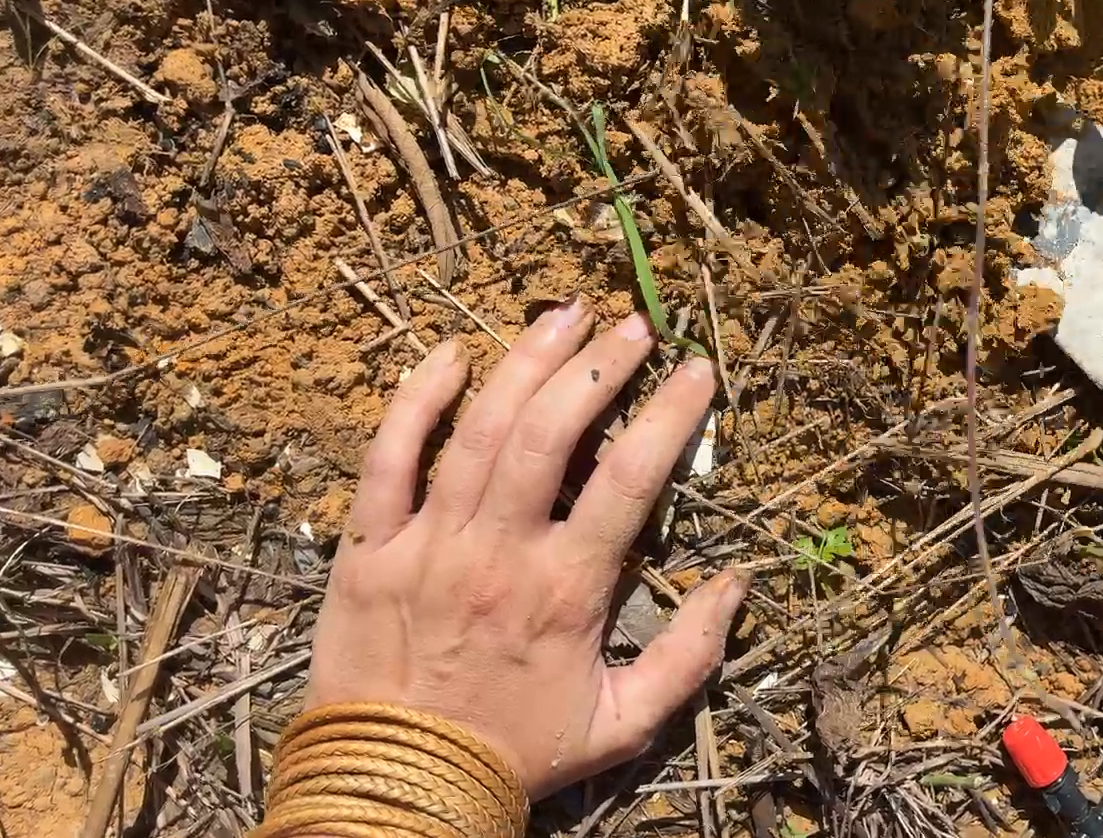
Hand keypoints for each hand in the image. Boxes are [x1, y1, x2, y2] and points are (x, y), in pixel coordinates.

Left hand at [303, 299, 746, 797]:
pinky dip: (416, 402)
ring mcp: (425, 544)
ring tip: (568, 313)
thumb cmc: (518, 750)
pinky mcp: (365, 550)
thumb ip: (692, 656)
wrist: (388, 802)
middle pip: (552, 432)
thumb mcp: (625, 722)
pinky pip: (384, 460)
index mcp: (566, 590)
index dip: (670, 414)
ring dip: (528, 362)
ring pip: (479, 429)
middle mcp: (498, 552)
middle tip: (636, 326)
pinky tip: (451, 355)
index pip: (630, 478)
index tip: (697, 370)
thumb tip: (738, 583)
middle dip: (600, 367)